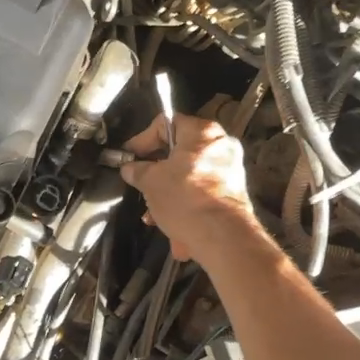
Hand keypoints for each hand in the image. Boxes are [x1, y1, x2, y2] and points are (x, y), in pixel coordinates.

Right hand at [121, 114, 264, 261]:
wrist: (220, 235)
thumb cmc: (183, 198)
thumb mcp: (150, 182)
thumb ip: (137, 171)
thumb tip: (130, 168)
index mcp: (202, 133)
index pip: (166, 124)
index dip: (142, 139)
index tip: (128, 157)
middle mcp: (220, 146)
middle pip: (179, 151)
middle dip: (155, 170)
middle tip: (140, 183)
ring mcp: (229, 170)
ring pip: (188, 175)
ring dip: (167, 191)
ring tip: (151, 212)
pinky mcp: (231, 194)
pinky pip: (200, 193)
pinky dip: (184, 204)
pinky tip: (169, 224)